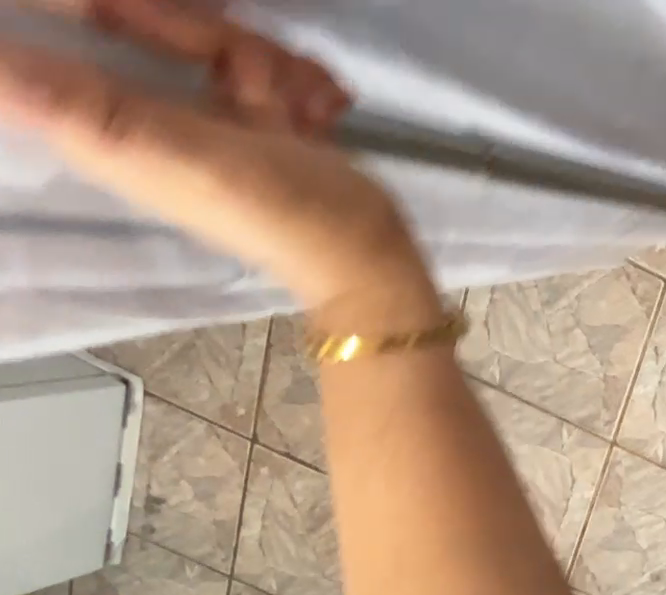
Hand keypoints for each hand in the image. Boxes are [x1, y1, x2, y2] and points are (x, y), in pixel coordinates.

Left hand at [0, 0, 433, 314]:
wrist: (372, 262)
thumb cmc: (285, 216)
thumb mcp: (188, 158)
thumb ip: (91, 109)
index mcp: (101, 120)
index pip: (57, 34)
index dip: (98, 12)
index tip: (137, 13)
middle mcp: (143, 112)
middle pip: (138, 24)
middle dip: (205, 32)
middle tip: (256, 77)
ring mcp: (207, 120)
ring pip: (212, 42)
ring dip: (273, 63)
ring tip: (309, 106)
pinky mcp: (262, 128)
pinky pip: (265, 74)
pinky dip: (302, 83)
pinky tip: (327, 108)